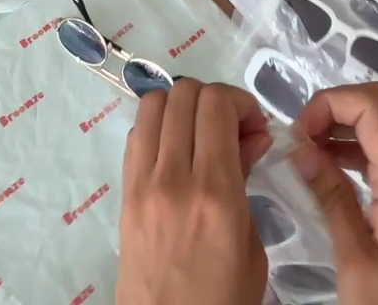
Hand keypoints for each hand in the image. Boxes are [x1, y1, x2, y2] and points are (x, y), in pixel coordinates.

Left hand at [118, 79, 274, 304]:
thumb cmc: (223, 302)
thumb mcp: (251, 247)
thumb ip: (247, 180)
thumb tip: (252, 135)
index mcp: (214, 193)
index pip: (216, 104)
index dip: (240, 101)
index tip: (254, 125)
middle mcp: (173, 178)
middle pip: (184, 93)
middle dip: (215, 98)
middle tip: (232, 127)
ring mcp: (141, 184)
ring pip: (153, 104)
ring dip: (182, 105)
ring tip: (202, 131)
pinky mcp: (123, 194)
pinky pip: (136, 134)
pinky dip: (159, 126)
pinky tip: (177, 150)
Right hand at [291, 83, 377, 304]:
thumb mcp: (354, 259)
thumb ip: (330, 196)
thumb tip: (300, 147)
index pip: (373, 106)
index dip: (331, 104)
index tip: (298, 134)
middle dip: (335, 109)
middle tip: (301, 140)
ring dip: (343, 127)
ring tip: (306, 154)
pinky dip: (355, 149)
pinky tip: (327, 172)